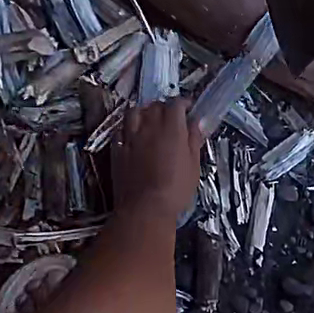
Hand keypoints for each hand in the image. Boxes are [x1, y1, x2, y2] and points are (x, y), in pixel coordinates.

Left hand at [112, 98, 203, 220]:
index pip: (176, 104)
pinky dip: (129, 128)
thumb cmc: (175, 190)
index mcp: (172, 129)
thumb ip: (194, 140)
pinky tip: (134, 136)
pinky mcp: (117, 149)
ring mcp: (130, 137)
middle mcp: (149, 127)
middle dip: (165, 108)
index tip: (189, 110)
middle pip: (155, 106)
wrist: (145, 208)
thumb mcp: (193, 165)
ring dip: (144, 112)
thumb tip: (196, 124)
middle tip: (172, 118)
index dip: (184, 104)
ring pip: (134, 112)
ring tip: (150, 121)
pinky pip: (122, 130)